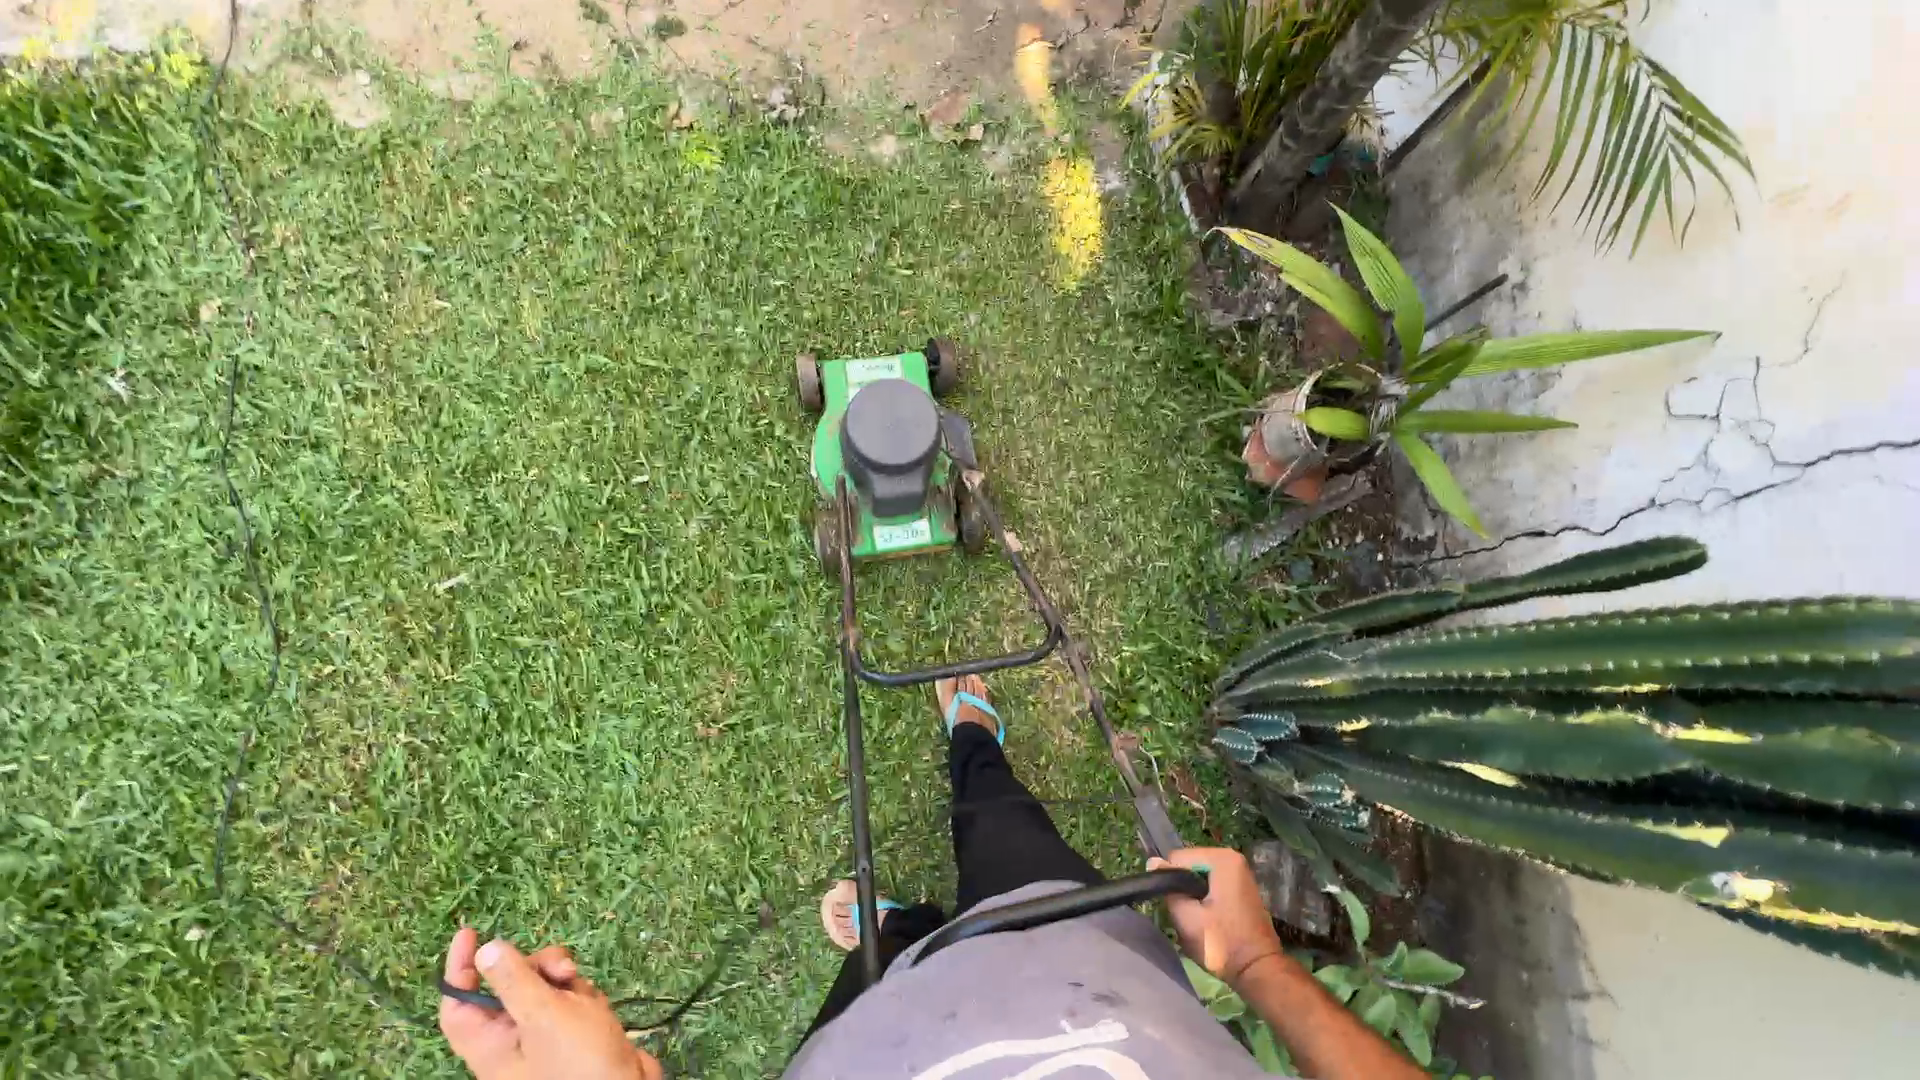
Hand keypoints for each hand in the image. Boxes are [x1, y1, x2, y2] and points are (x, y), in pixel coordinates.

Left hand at [439, 927, 661, 1079]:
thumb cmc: (577, 1062)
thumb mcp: (544, 1016)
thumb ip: (515, 981)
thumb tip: (486, 950)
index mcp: (489, 1045)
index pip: (458, 1003)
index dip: (459, 969)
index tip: (470, 932)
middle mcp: (509, 1041)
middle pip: (507, 986)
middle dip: (534, 967)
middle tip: (562, 968)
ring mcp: (541, 1037)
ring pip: (541, 988)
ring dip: (562, 979)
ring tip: (582, 990)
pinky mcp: (570, 1034)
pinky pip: (567, 1000)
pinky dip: (580, 993)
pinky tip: (594, 1004)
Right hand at [1150, 847, 1283, 988]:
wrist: (1259, 971)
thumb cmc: (1222, 944)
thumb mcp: (1186, 917)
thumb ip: (1168, 887)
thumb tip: (1153, 862)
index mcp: (1221, 859)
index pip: (1177, 859)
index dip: (1170, 882)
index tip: (1179, 907)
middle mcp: (1233, 858)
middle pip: (1188, 866)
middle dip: (1183, 889)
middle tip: (1189, 916)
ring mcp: (1240, 873)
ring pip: (1198, 877)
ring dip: (1193, 896)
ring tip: (1199, 921)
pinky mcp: (1241, 888)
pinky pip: (1212, 885)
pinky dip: (1206, 900)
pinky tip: (1210, 921)